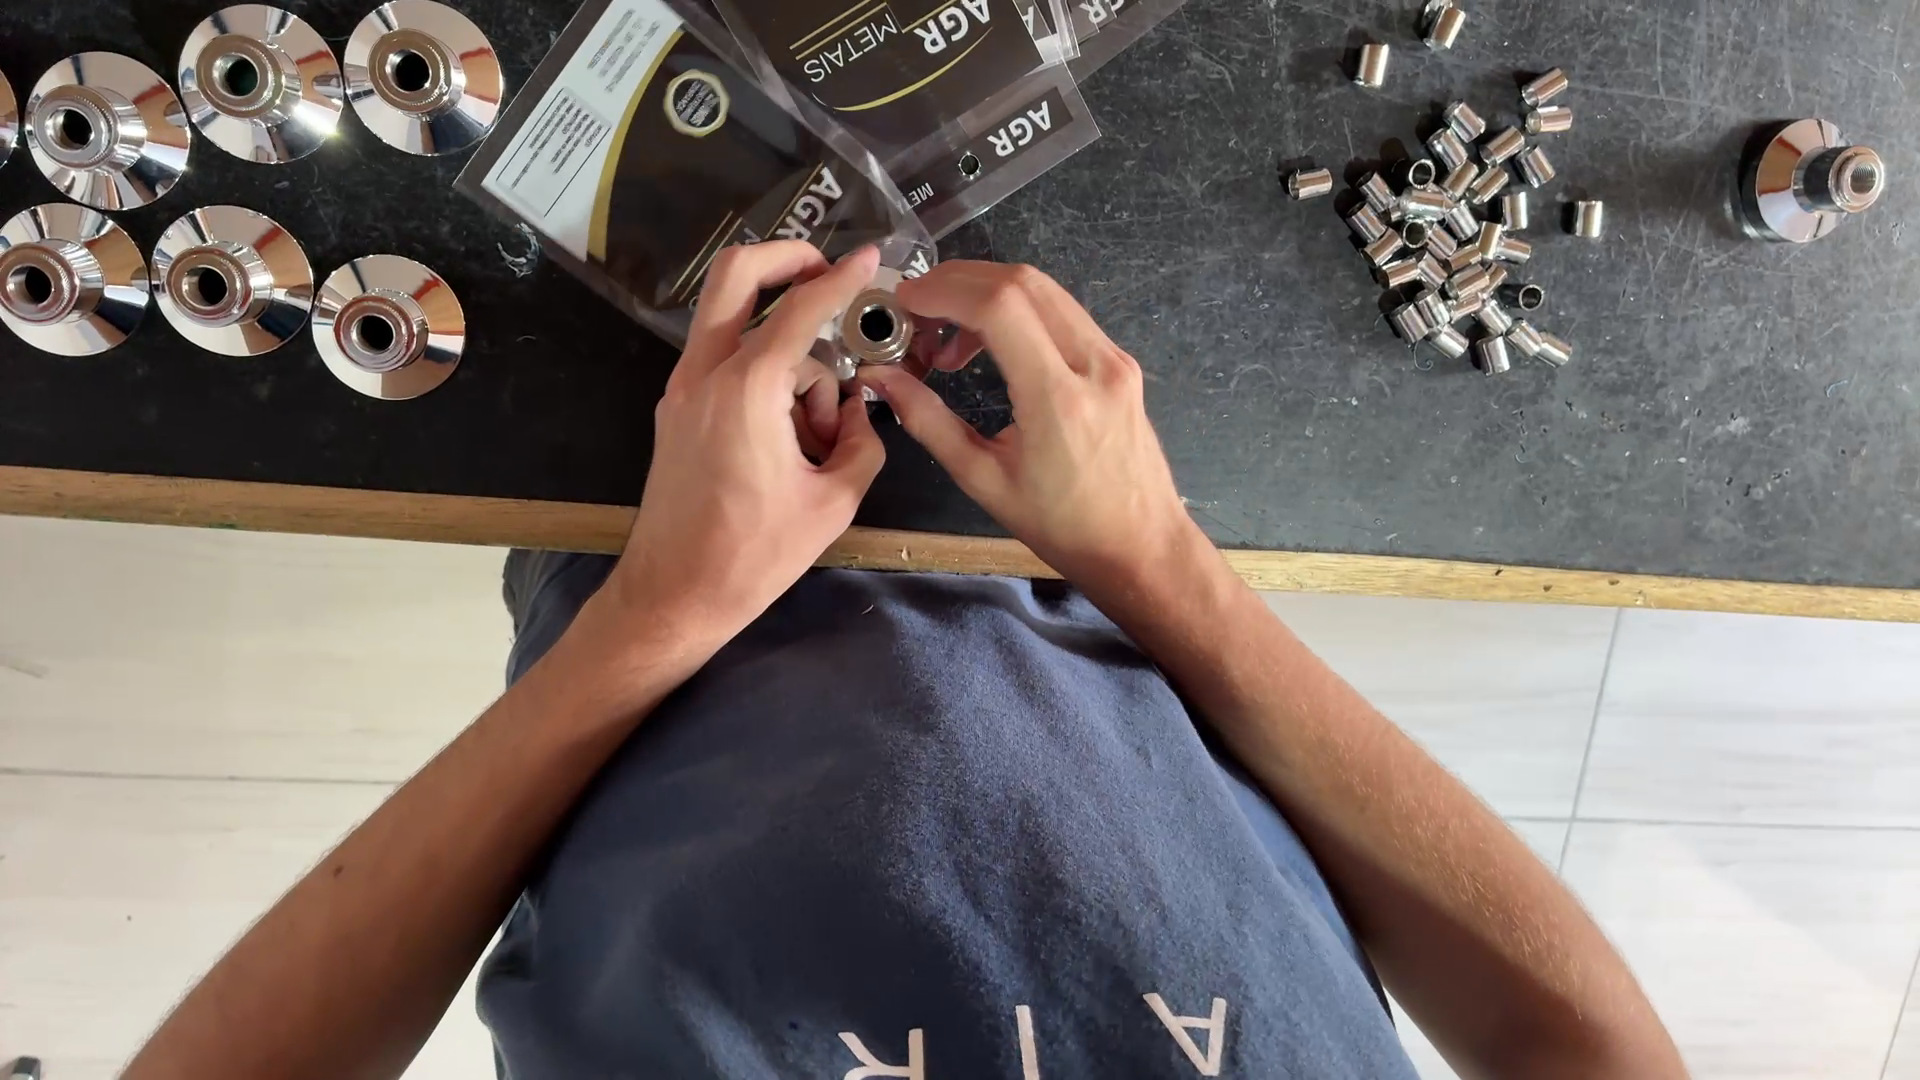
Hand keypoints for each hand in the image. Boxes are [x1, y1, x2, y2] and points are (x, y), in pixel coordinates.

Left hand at [603, 241, 886, 647]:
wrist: (675, 594)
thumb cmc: (756, 554)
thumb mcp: (834, 502)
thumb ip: (862, 441)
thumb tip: (859, 410)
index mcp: (748, 388)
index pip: (801, 309)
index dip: (840, 279)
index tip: (869, 258)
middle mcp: (706, 374)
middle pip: (735, 276)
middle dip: (784, 260)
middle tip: (825, 275)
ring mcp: (682, 390)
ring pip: (735, 325)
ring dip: (784, 348)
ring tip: (818, 429)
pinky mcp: (676, 412)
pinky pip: (724, 363)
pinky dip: (760, 371)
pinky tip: (789, 430)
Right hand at [859, 261, 1208, 599]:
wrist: (1139, 544)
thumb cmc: (1060, 526)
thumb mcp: (983, 480)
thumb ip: (928, 421)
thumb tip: (881, 378)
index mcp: (1058, 398)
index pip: (999, 305)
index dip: (944, 290)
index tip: (905, 302)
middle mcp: (1095, 363)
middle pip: (1023, 282)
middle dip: (959, 282)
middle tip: (918, 313)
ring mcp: (1115, 358)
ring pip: (1045, 290)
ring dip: (988, 295)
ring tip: (949, 342)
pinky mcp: (1120, 362)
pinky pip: (1063, 313)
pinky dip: (1018, 312)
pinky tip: (991, 347)